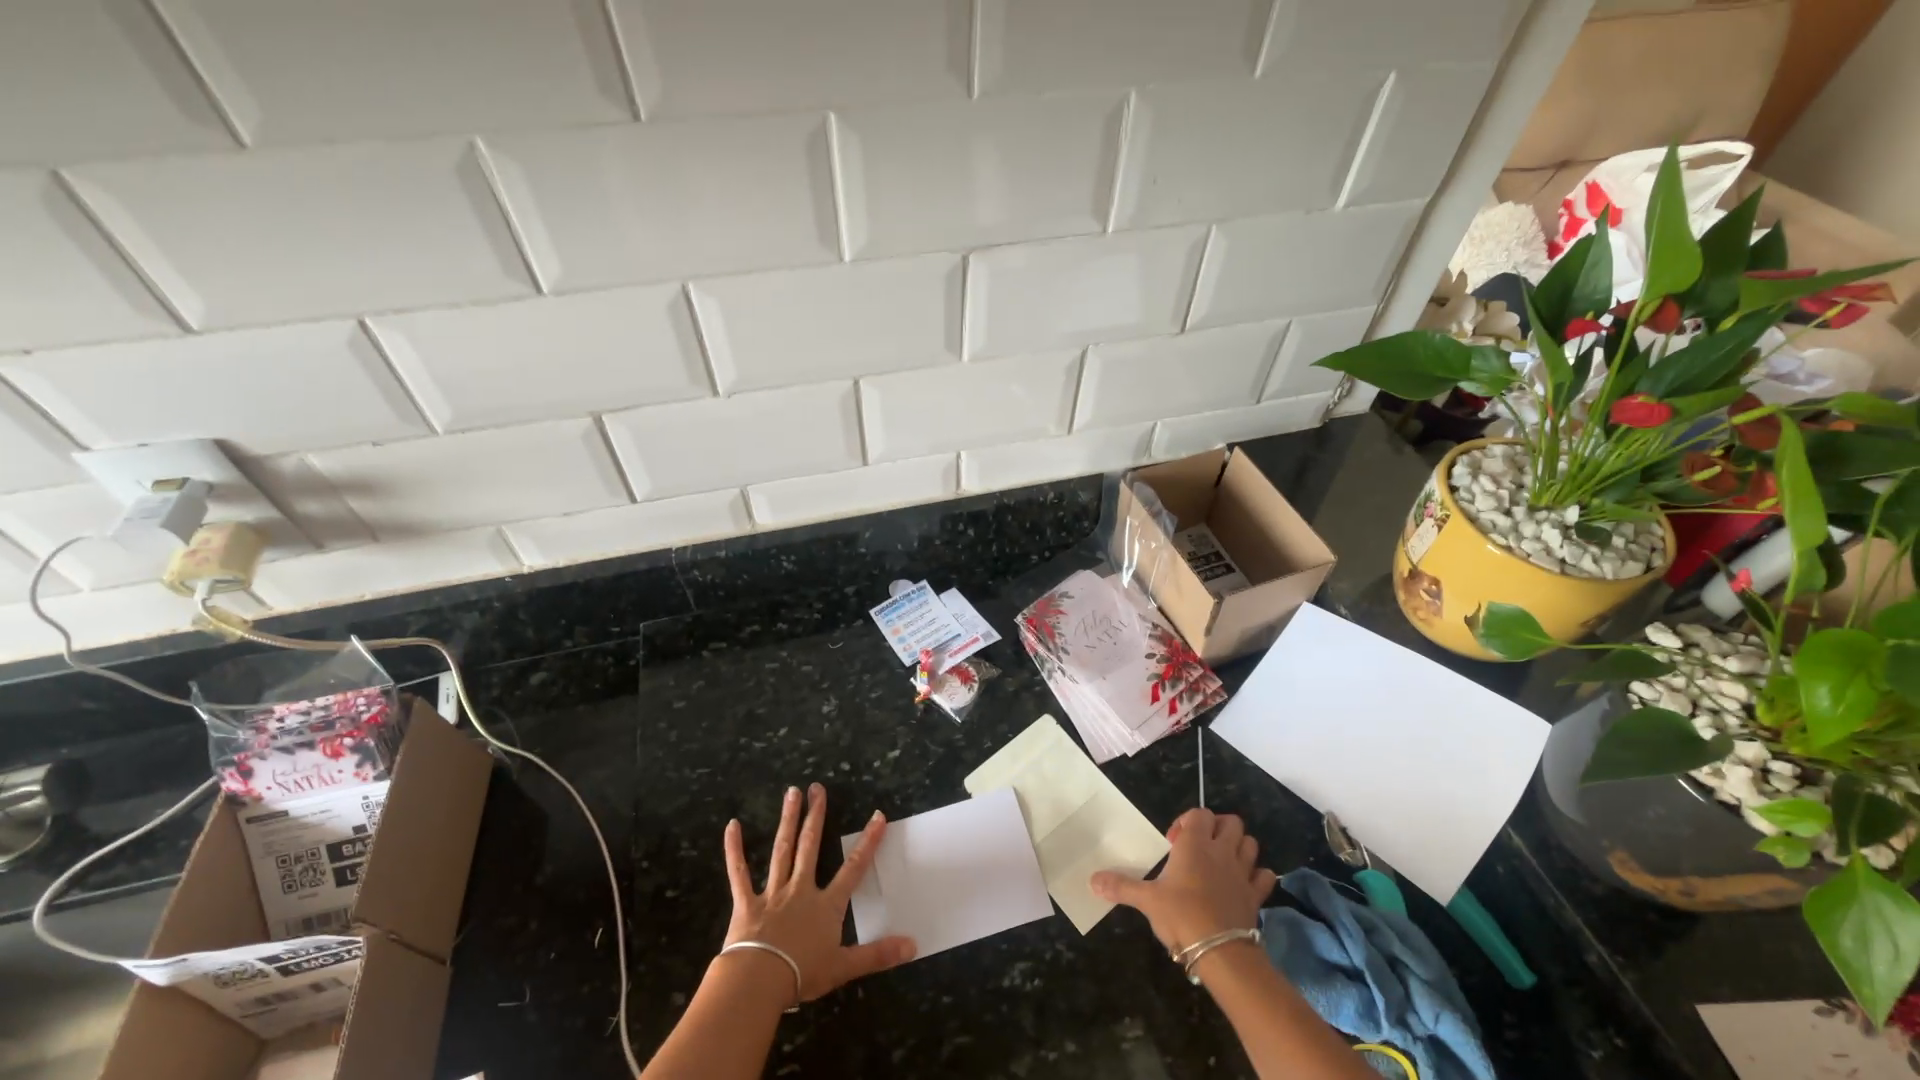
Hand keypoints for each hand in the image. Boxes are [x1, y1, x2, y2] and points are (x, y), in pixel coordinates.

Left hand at [719, 783, 915, 1001]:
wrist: (758, 980)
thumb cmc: (802, 974)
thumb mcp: (844, 967)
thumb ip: (878, 955)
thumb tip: (913, 946)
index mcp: (826, 905)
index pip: (853, 868)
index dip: (868, 842)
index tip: (878, 816)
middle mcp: (801, 890)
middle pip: (810, 847)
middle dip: (816, 816)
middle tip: (817, 788)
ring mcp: (772, 893)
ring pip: (782, 850)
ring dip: (787, 821)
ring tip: (791, 793)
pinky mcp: (746, 903)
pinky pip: (739, 872)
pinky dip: (734, 849)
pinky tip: (732, 826)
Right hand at [1090, 807, 1276, 954]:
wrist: (1219, 950)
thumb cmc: (1180, 915)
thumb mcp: (1146, 900)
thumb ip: (1121, 886)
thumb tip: (1092, 880)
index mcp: (1195, 845)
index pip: (1199, 814)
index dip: (1187, 821)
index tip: (1173, 842)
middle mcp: (1221, 851)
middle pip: (1231, 822)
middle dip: (1217, 827)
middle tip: (1199, 846)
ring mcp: (1242, 872)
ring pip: (1250, 844)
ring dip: (1238, 846)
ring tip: (1221, 861)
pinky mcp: (1255, 894)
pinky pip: (1264, 876)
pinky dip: (1257, 875)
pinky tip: (1244, 883)